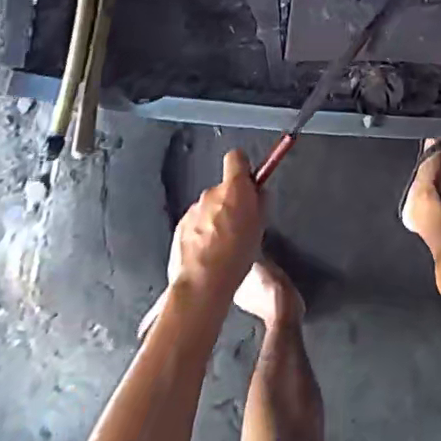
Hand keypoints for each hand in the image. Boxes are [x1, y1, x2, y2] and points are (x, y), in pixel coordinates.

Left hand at [164, 150, 264, 308]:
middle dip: (231, 201)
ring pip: (209, 207)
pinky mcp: (179, 227)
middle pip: (224, 188)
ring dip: (216, 218)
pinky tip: (209, 251)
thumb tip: (258, 193)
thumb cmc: (236, 254)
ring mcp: (193, 210)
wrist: (202, 283)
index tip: (249, 179)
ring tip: (224, 243)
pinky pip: (196, 223)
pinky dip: (202, 232)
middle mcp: (210, 194)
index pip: (236, 158)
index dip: (243, 166)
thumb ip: (260, 201)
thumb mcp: (261, 224)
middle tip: (241, 222)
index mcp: (234, 189)